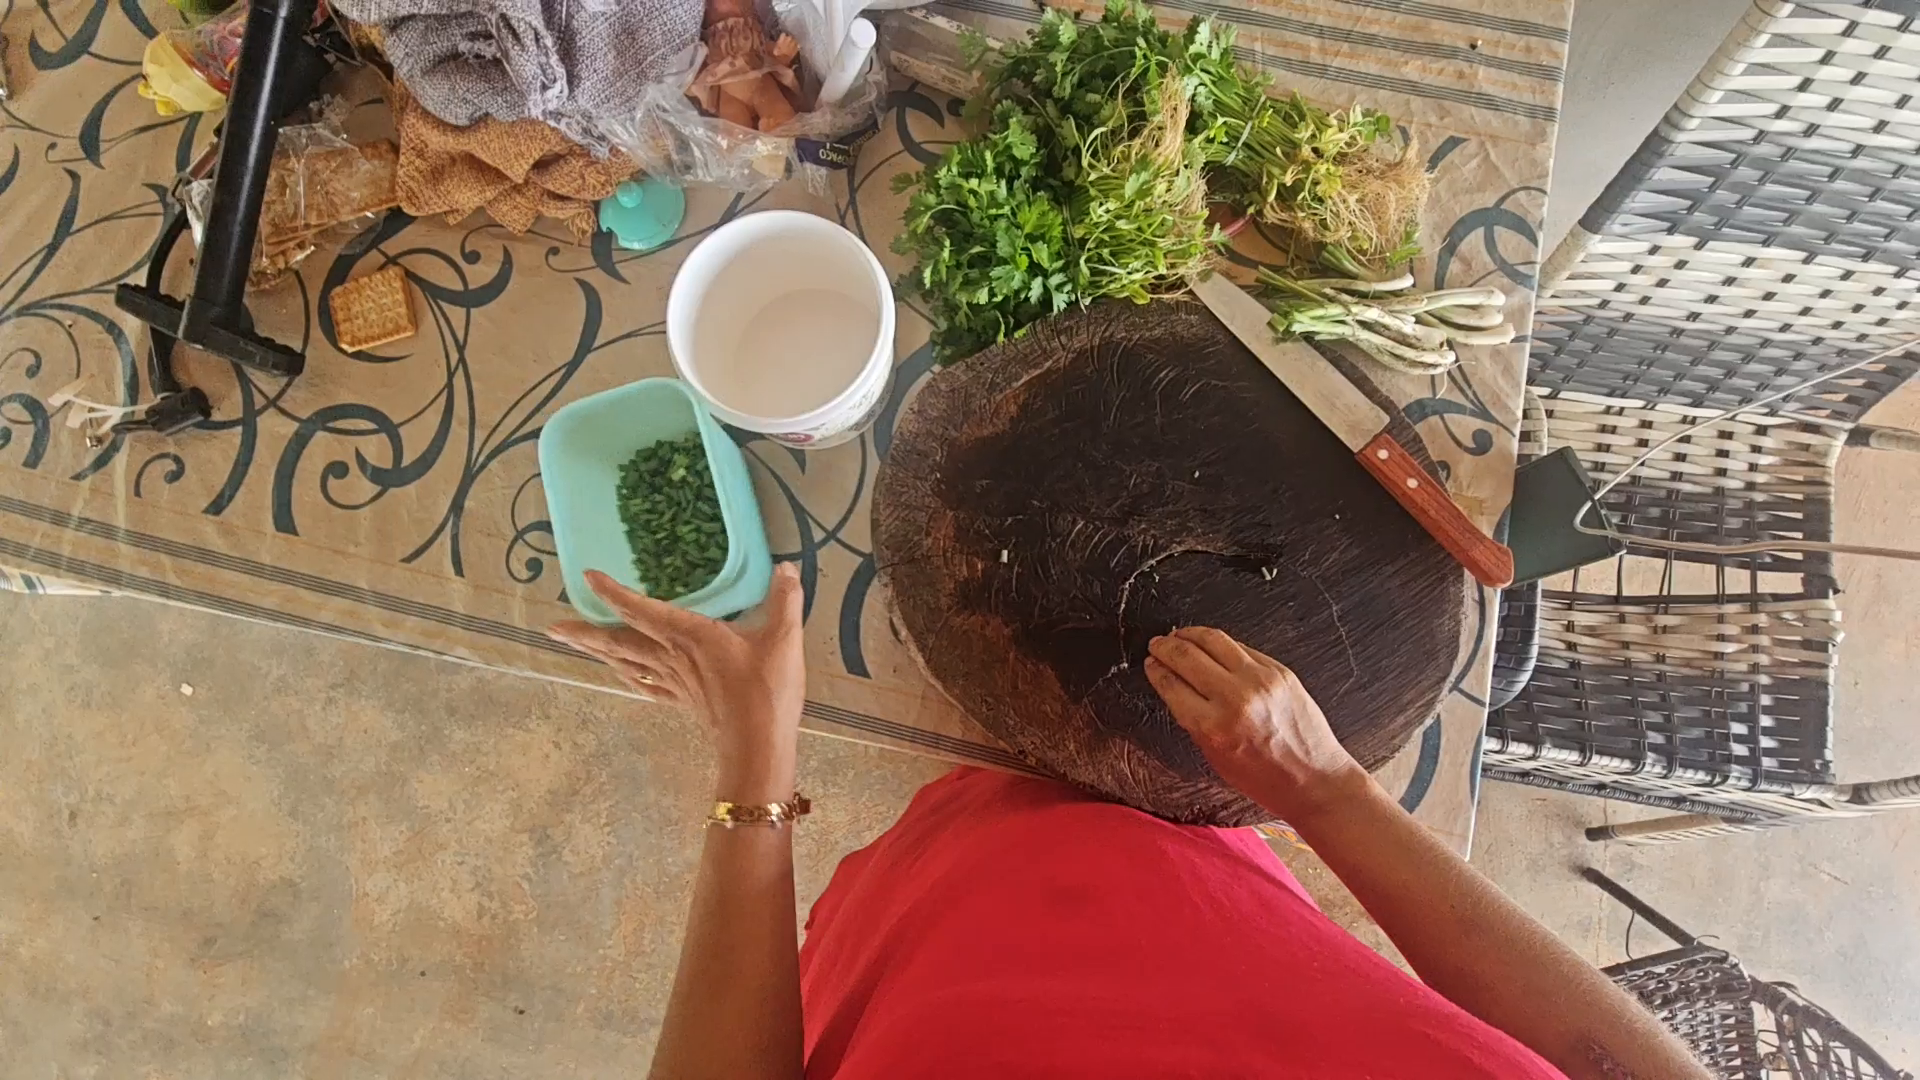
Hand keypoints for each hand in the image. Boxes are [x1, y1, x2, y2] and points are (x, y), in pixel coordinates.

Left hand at [548, 564, 806, 800]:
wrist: (758, 745)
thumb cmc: (768, 690)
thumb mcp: (784, 639)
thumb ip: (785, 599)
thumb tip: (786, 565)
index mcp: (692, 635)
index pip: (643, 610)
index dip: (615, 593)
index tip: (588, 576)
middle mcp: (674, 657)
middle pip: (620, 642)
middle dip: (586, 632)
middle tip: (553, 626)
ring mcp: (674, 682)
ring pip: (626, 663)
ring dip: (597, 651)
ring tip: (573, 642)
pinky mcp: (681, 701)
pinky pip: (644, 685)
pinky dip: (625, 676)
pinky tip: (619, 674)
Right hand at [1143, 626, 1370, 821]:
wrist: (1315, 780)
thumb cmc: (1264, 778)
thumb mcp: (1214, 755)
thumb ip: (1192, 718)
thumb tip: (1174, 684)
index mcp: (1212, 726)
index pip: (1171, 684)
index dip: (1155, 669)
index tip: (1151, 663)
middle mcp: (1234, 698)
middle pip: (1186, 655)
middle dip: (1165, 647)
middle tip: (1157, 644)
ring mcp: (1260, 681)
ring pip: (1213, 640)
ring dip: (1189, 634)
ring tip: (1179, 635)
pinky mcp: (1279, 671)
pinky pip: (1241, 647)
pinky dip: (1220, 643)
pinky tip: (1210, 645)